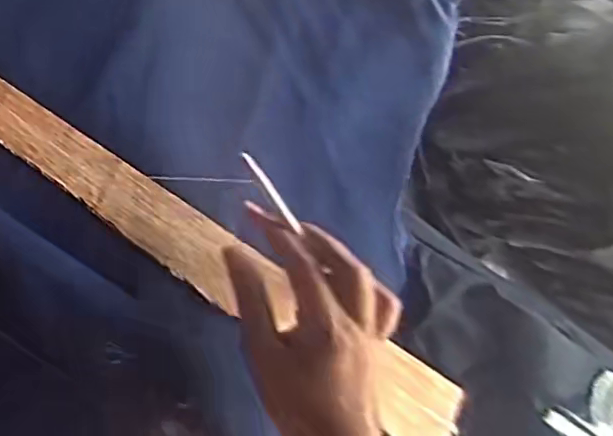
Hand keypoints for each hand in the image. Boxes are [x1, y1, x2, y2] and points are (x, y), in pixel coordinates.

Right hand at [225, 204, 400, 435]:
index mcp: (326, 324)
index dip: (278, 234)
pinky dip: (357, 281)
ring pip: (371, 285)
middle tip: (282, 220)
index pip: (304, 265)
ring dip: (340, 256)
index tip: (252, 214)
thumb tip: (233, 250)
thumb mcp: (261, 349)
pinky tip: (336, 279)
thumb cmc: (294, 399)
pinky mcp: (377, 348)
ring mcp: (374, 338)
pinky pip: (379, 305)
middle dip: (314, 237)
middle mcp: (357, 325)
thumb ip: (250, 296)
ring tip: (310, 242)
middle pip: (348, 268)